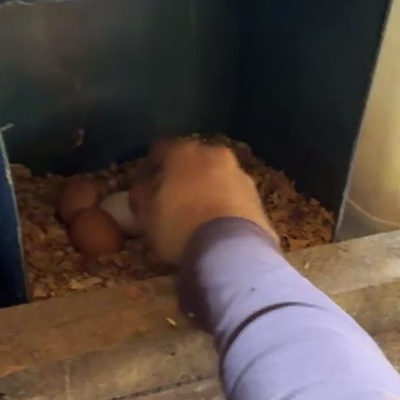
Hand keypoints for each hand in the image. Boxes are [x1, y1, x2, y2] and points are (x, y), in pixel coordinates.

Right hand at [130, 139, 275, 264]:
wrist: (230, 250)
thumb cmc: (179, 226)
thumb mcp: (146, 215)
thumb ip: (142, 195)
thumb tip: (142, 188)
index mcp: (183, 152)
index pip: (161, 148)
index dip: (153, 164)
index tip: (148, 181)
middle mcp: (214, 155)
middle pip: (195, 161)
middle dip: (185, 176)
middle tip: (176, 199)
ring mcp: (240, 176)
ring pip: (219, 178)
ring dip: (210, 191)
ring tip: (201, 217)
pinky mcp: (258, 200)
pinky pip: (236, 200)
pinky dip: (227, 209)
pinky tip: (220, 229)